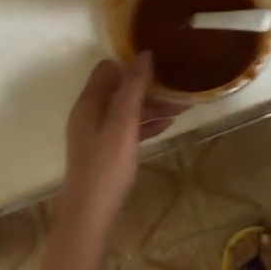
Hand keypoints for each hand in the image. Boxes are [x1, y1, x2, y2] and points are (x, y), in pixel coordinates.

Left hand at [59, 54, 184, 235]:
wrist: (90, 215)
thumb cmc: (107, 166)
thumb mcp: (123, 123)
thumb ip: (132, 88)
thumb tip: (144, 53)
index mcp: (89, 102)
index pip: (108, 69)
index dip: (131, 64)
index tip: (160, 65)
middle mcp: (89, 113)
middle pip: (119, 89)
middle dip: (148, 88)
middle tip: (179, 90)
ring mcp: (96, 134)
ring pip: (125, 110)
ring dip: (150, 107)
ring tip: (181, 109)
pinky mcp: (104, 152)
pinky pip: (126, 129)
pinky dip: (145, 125)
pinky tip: (167, 127)